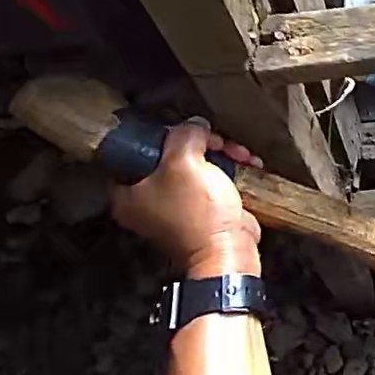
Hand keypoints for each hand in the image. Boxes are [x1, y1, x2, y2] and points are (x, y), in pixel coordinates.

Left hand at [110, 119, 264, 276]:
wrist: (229, 249)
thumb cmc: (199, 214)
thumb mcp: (184, 163)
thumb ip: (185, 135)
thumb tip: (195, 125)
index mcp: (127, 193)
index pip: (138, 149)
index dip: (165, 135)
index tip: (188, 132)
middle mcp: (147, 201)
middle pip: (173, 156)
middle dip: (205, 146)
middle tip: (222, 144)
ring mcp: (177, 208)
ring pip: (198, 167)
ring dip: (223, 156)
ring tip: (242, 156)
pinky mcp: (203, 212)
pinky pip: (213, 182)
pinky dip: (230, 171)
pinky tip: (247, 165)